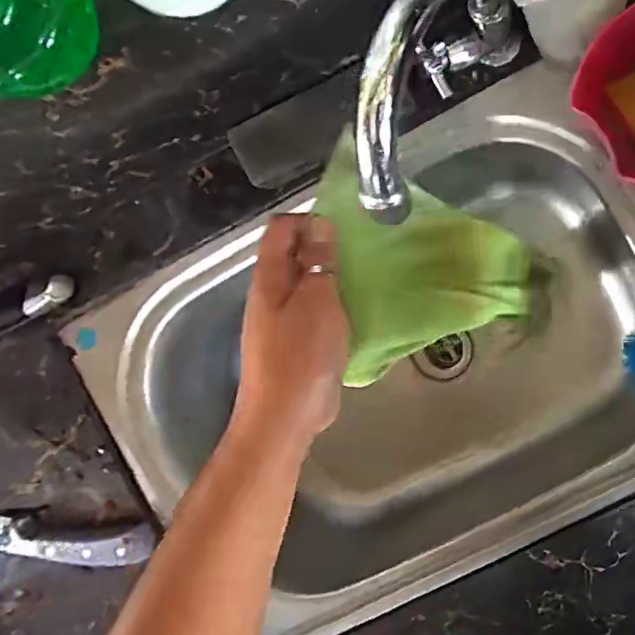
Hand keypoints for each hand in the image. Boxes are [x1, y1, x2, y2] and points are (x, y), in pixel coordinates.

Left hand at [228, 214, 348, 450]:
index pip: (281, 229)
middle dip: (326, 248)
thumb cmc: (302, 354)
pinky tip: (358, 313)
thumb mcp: (317, 300)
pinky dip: (336, 305)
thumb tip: (320, 225)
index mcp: (269, 278)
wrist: (286, 414)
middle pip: (294, 255)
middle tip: (361, 253)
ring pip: (308, 284)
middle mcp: (271, 295)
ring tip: (365, 280)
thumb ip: (319, 261)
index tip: (344, 229)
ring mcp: (283, 320)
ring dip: (333, 278)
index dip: (310, 220)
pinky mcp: (299, 343)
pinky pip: (317, 312)